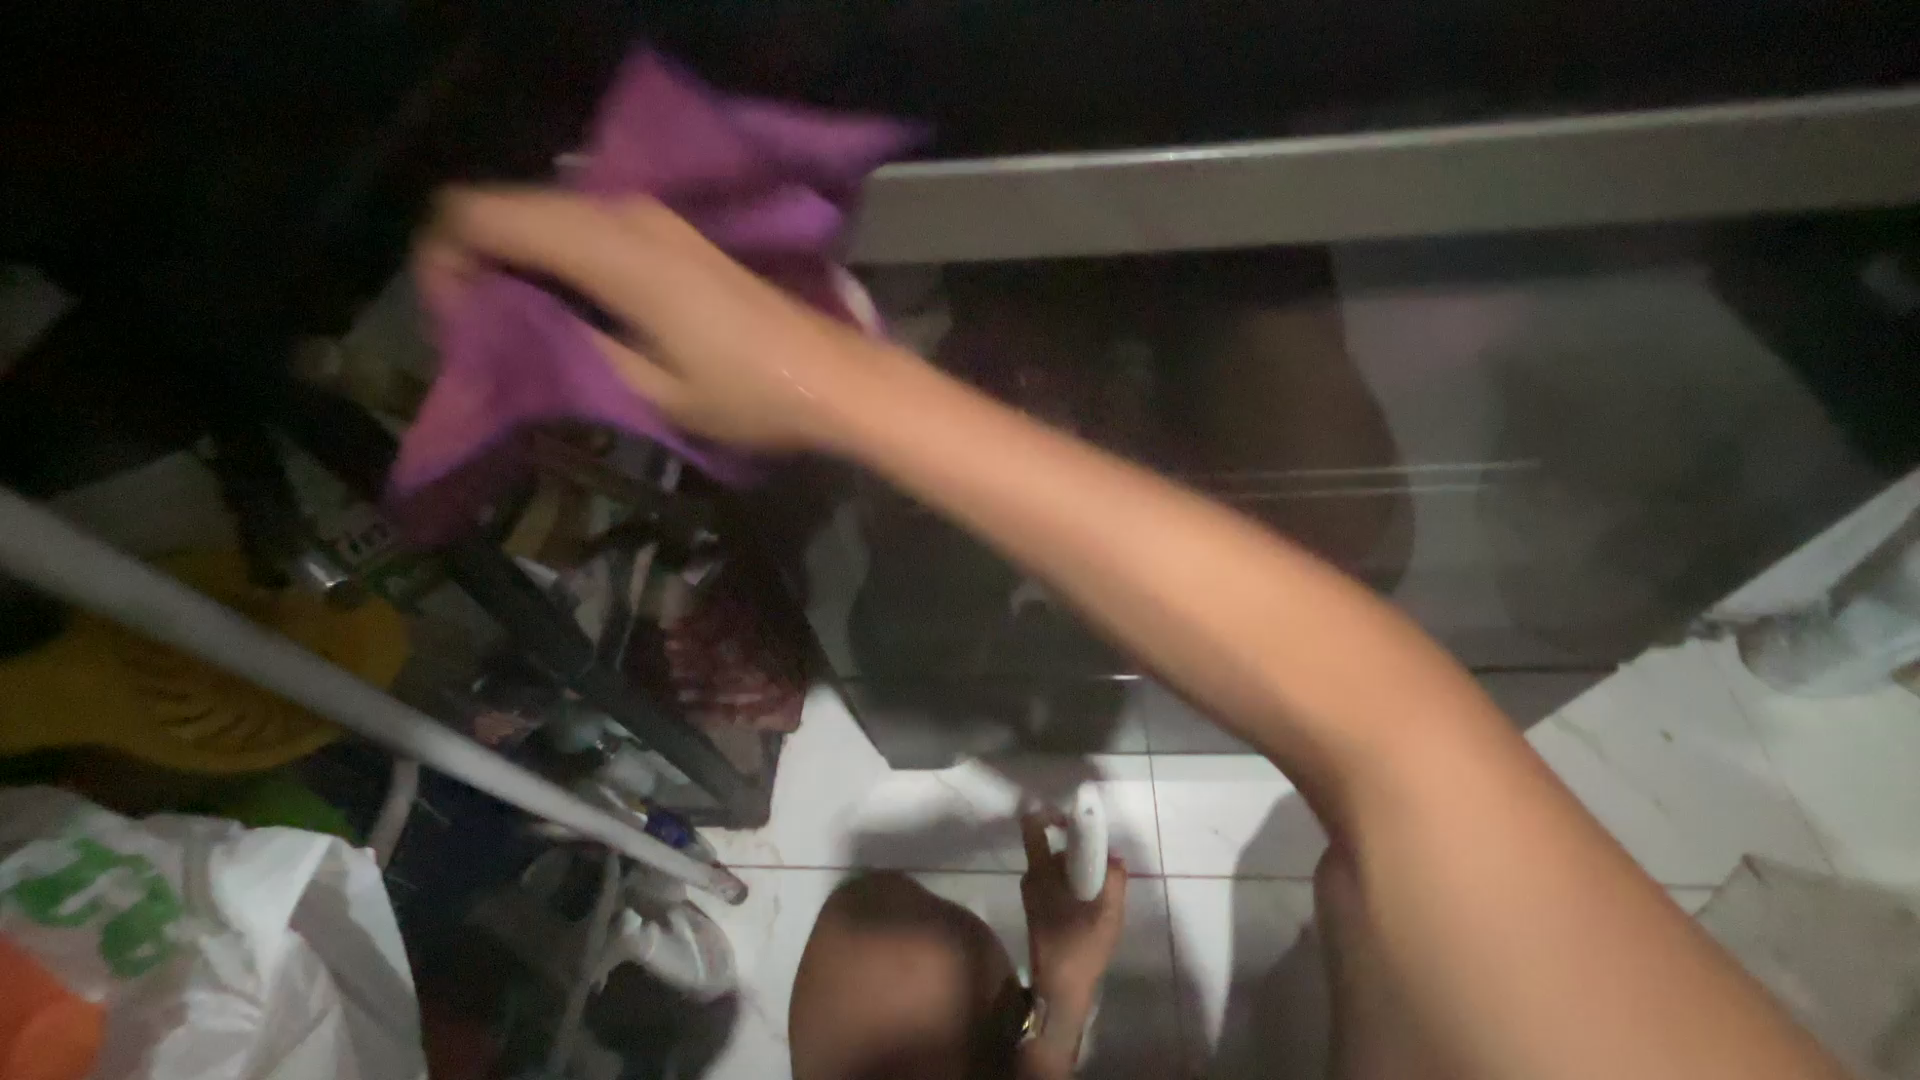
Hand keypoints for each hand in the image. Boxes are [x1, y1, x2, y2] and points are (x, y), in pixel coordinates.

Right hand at [415, 186, 897, 449]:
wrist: (834, 378)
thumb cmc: (749, 396)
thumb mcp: (650, 392)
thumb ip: (567, 349)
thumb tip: (505, 325)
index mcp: (613, 250)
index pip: (480, 215)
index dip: (445, 261)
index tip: (454, 325)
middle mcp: (628, 214)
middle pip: (511, 208)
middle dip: (479, 265)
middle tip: (486, 337)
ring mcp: (659, 220)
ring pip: (553, 218)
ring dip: (523, 265)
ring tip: (528, 333)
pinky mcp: (679, 236)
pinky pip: (593, 231)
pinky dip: (565, 263)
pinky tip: (578, 315)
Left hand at [1018, 807, 1127, 1013]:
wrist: (1058, 993)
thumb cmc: (1079, 950)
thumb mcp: (1108, 915)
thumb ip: (1114, 881)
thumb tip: (1115, 857)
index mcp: (1040, 873)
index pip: (1033, 827)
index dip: (1051, 814)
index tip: (1076, 821)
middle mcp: (1031, 879)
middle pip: (1053, 848)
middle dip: (1079, 850)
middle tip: (1105, 867)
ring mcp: (1033, 896)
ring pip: (1057, 868)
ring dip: (1080, 872)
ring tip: (1104, 893)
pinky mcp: (1039, 911)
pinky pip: (1056, 885)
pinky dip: (1075, 887)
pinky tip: (1094, 908)